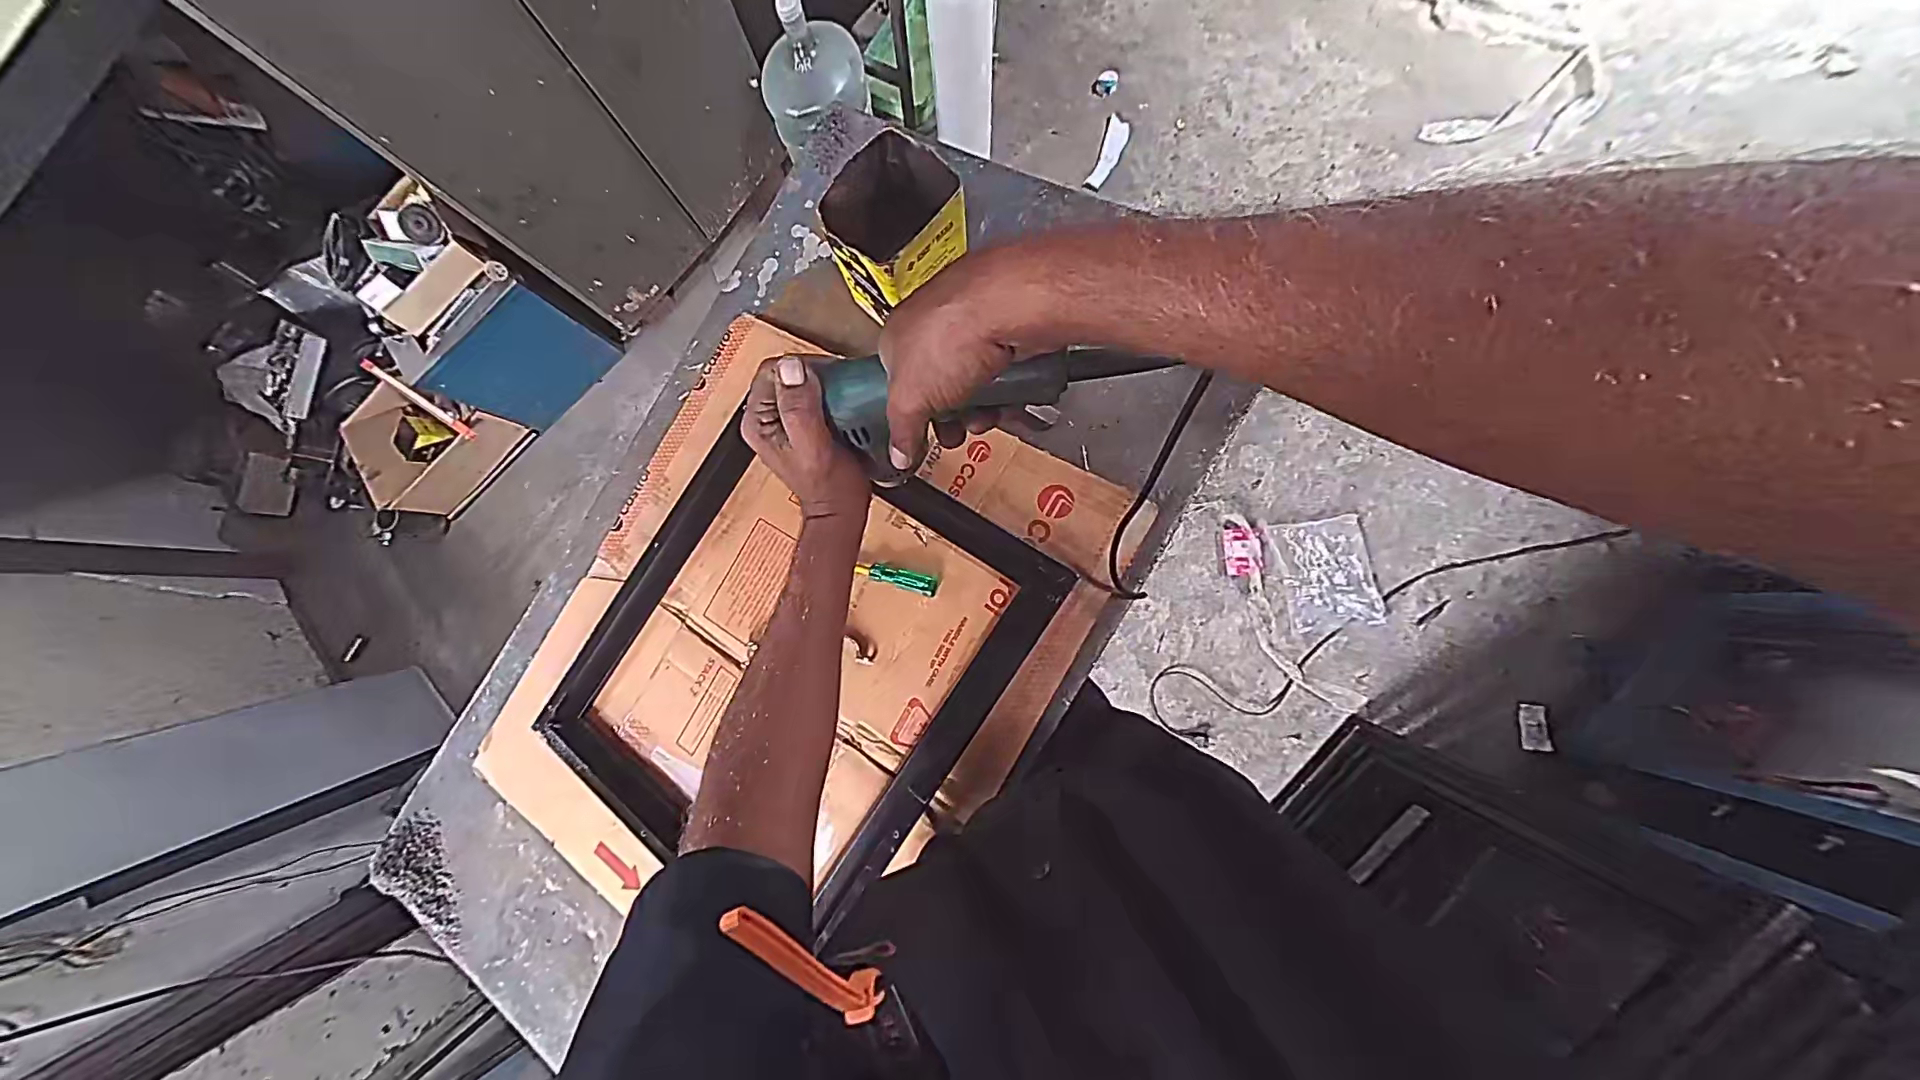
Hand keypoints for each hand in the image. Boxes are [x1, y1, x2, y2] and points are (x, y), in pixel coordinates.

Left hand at [741, 355, 871, 521]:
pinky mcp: (804, 424)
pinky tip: (844, 406)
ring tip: (843, 395)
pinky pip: (815, 396)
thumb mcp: (813, 446)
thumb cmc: (829, 487)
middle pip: (787, 374)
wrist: (842, 509)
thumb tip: (791, 369)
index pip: (772, 370)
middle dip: (816, 374)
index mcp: (758, 422)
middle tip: (839, 386)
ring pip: (802, 383)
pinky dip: (831, 396)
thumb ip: (799, 408)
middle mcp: (767, 419)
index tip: (827, 377)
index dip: (802, 368)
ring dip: (825, 384)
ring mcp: (786, 421)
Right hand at [878, 251, 1039, 470]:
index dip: (910, 416)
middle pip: (938, 388)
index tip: (921, 440)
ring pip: (972, 383)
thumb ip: (902, 431)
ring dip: (981, 411)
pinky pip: (1002, 373)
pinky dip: (1006, 393)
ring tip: (988, 419)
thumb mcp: (910, 399)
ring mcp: (970, 328)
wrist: (1007, 305)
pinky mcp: (1005, 333)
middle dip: (951, 420)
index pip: (896, 386)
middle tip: (959, 435)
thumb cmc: (951, 335)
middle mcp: (931, 329)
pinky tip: (1011, 405)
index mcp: (897, 339)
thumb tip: (899, 456)